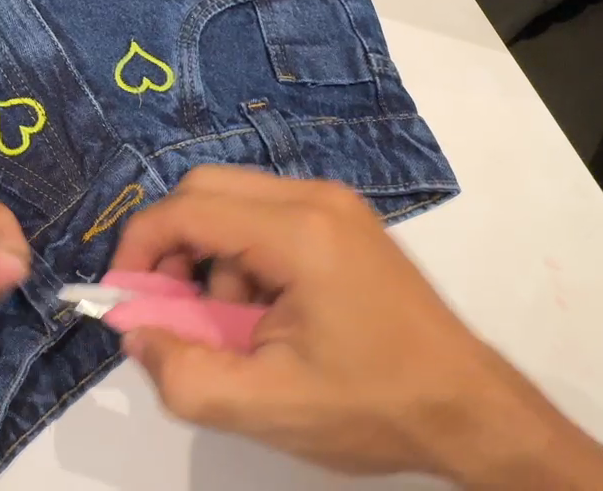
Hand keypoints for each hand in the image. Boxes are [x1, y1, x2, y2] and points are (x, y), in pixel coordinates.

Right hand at [110, 167, 602, 489]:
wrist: (475, 412)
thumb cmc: (374, 408)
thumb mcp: (268, 407)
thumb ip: (185, 376)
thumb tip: (136, 334)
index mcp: (297, 232)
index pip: (187, 210)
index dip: (141, 249)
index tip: (127, 298)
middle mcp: (312, 196)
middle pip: (205, 190)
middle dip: (172, 245)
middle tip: (171, 304)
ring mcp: (332, 202)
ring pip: (232, 200)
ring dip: (210, 256)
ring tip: (233, 324)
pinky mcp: (341, 218)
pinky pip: (263, 214)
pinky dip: (241, 255)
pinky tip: (265, 311)